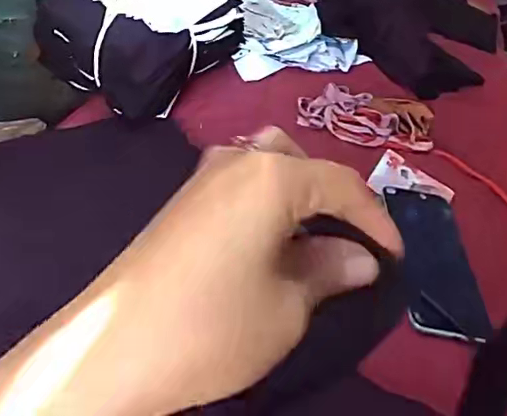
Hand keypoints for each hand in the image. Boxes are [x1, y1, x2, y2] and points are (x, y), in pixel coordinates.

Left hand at [0, 127, 400, 415]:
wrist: (109, 349)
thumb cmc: (210, 326)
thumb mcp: (286, 308)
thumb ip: (329, 271)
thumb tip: (361, 258)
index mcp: (273, 173)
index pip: (342, 184)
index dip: (376, 219)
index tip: (397, 256)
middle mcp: (241, 157)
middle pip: (305, 162)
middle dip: (336, 199)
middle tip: (355, 244)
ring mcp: (208, 172)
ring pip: (272, 163)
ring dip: (301, 193)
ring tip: (316, 241)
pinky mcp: (185, 195)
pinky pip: (244, 179)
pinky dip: (269, 199)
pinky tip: (270, 241)